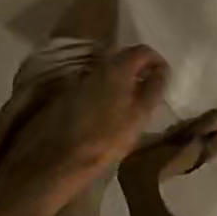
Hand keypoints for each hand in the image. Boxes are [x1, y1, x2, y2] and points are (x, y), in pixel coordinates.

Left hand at [0, 45, 170, 215]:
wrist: (52, 165)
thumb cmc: (103, 140)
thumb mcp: (138, 116)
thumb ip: (153, 89)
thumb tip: (162, 70)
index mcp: (116, 69)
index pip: (143, 50)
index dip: (157, 60)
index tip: (163, 75)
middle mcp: (95, 69)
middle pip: (122, 58)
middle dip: (138, 69)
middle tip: (148, 89)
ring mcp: (76, 83)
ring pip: (105, 73)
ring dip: (120, 82)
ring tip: (129, 104)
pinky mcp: (63, 98)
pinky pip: (90, 87)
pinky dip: (103, 93)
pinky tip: (105, 115)